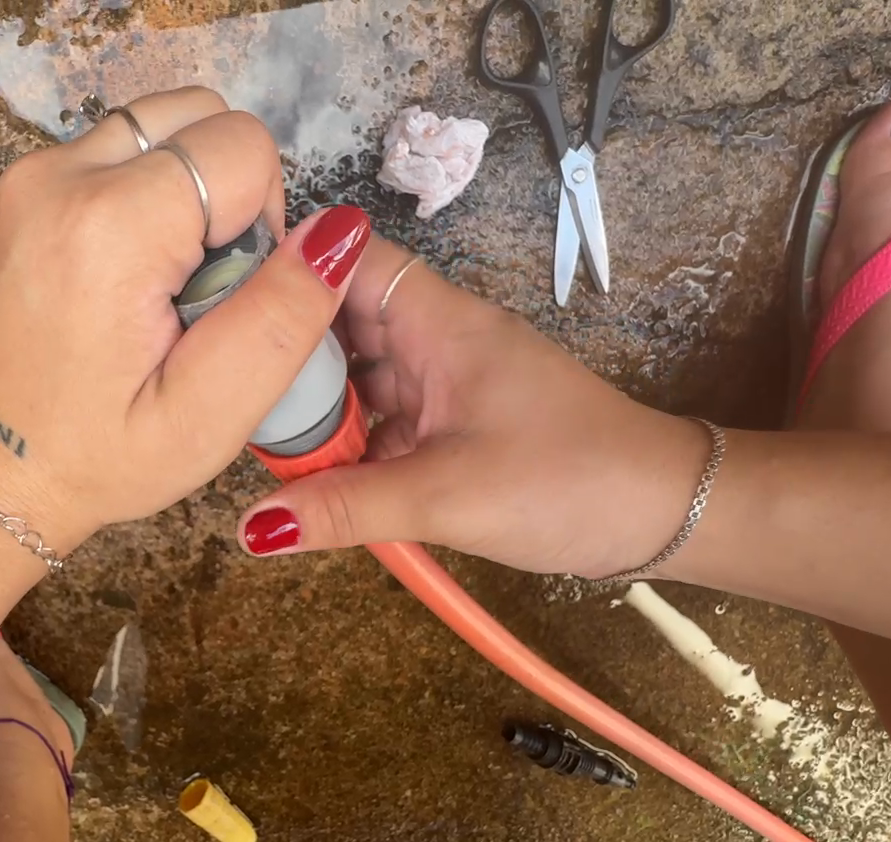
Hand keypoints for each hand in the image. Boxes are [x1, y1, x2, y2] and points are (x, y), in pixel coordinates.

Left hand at [0, 86, 371, 555]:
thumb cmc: (99, 458)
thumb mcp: (209, 415)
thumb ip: (281, 318)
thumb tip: (337, 232)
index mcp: (108, 229)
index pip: (242, 147)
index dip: (263, 222)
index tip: (223, 298)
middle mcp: (57, 177)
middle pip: (198, 119)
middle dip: (226, 198)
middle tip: (197, 293)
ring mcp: (30, 179)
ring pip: (158, 131)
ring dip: (187, 197)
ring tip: (162, 289)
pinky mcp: (21, 193)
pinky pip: (115, 157)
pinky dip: (144, 202)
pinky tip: (127, 282)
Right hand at [234, 235, 710, 579]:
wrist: (661, 515)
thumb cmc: (562, 482)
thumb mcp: (443, 496)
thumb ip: (346, 508)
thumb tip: (251, 528)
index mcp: (441, 326)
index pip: (353, 264)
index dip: (293, 273)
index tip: (230, 311)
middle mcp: (439, 344)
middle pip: (347, 328)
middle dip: (292, 362)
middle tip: (233, 398)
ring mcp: (448, 387)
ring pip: (364, 382)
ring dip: (322, 413)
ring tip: (262, 442)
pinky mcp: (457, 427)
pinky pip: (388, 424)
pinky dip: (355, 446)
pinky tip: (317, 477)